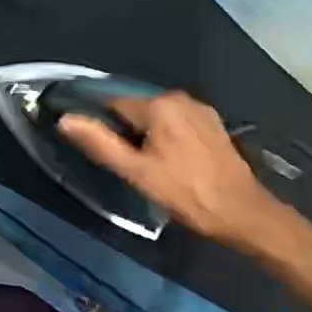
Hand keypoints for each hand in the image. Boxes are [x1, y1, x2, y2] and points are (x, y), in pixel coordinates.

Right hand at [57, 90, 282, 246]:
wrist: (245, 214)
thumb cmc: (187, 194)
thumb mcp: (137, 173)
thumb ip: (100, 142)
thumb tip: (65, 119)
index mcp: (158, 104)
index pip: (114, 104)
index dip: (106, 127)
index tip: (107, 150)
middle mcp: (178, 97)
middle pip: (137, 109)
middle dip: (129, 132)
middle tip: (134, 165)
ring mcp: (199, 109)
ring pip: (157, 115)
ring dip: (149, 134)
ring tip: (154, 166)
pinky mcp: (213, 123)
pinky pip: (178, 121)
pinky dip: (169, 135)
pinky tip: (175, 161)